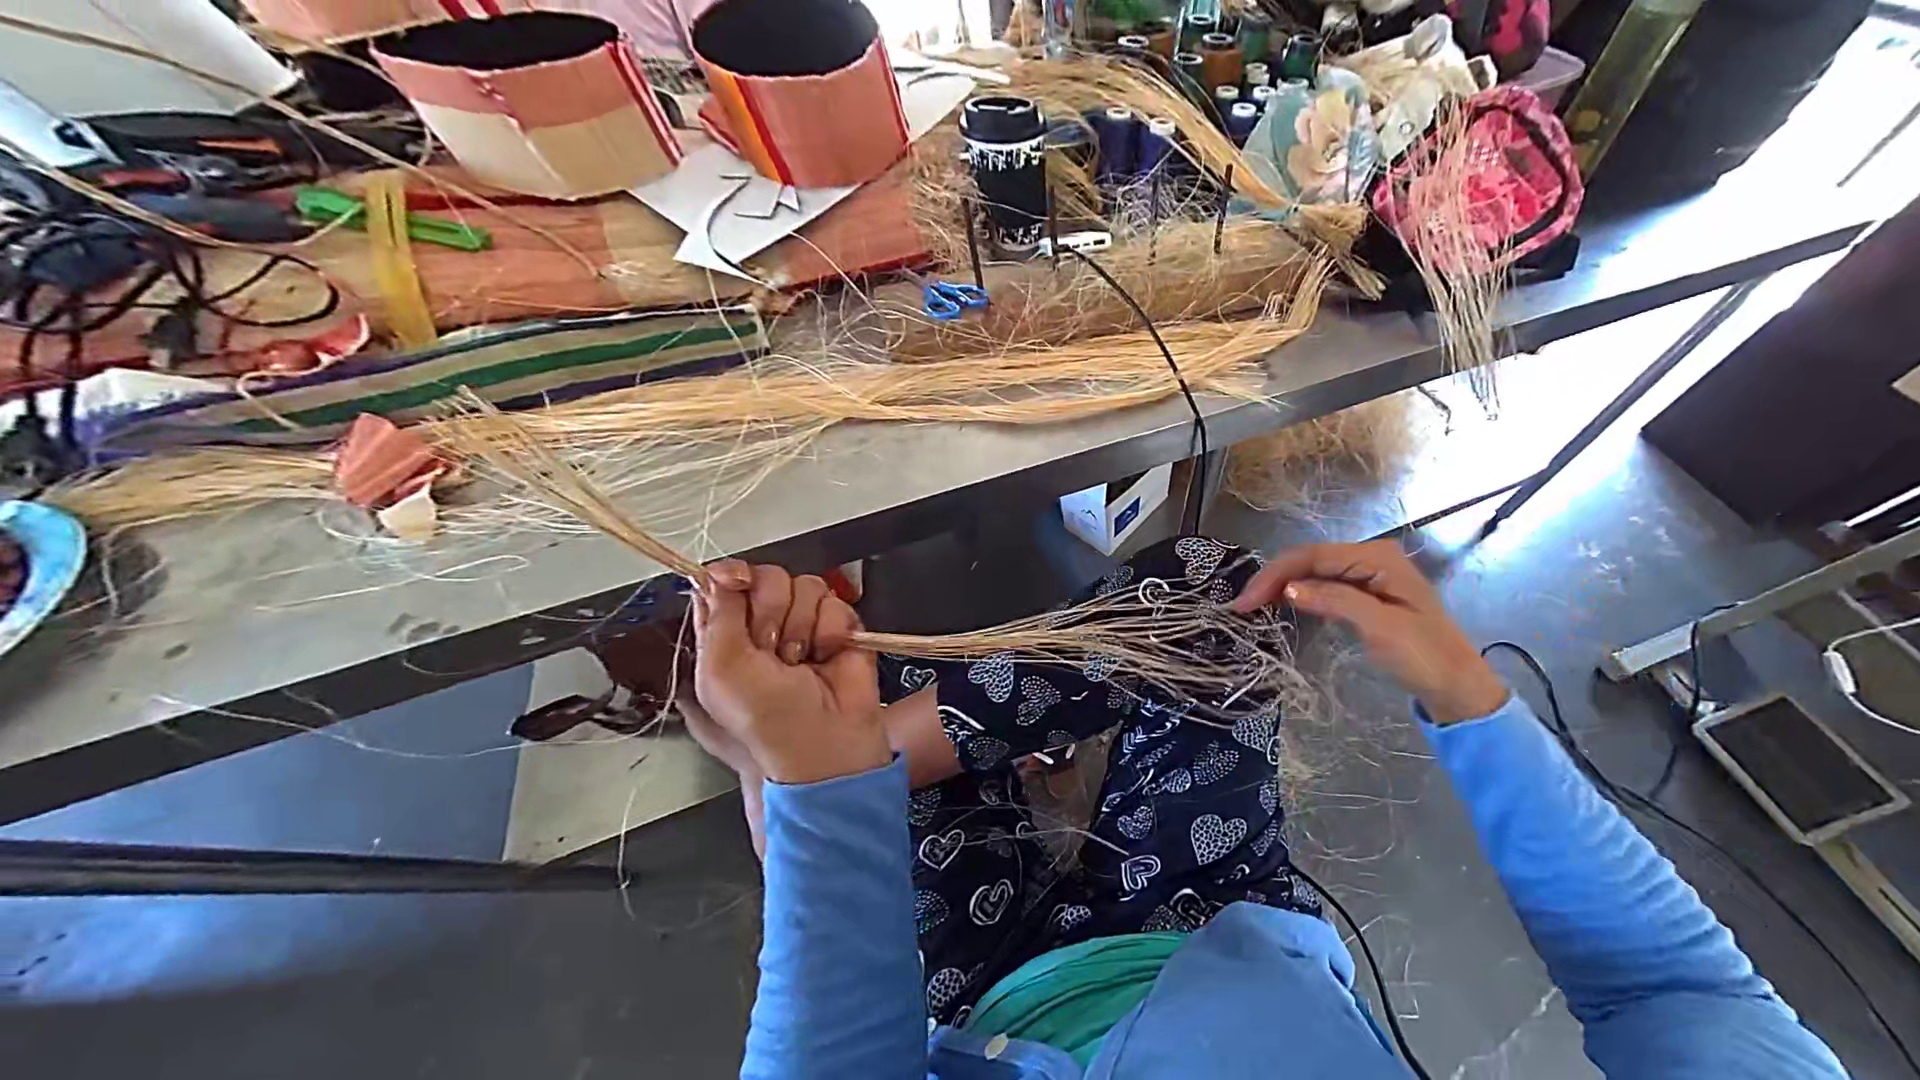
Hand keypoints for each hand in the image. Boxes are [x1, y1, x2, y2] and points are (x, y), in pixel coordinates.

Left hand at [692, 560, 888, 782]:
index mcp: (727, 633)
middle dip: (770, 610)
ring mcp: (804, 624)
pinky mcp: (838, 627)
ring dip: (802, 626)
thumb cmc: (766, 717)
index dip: (731, 575)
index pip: (724, 582)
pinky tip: (827, 655)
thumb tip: (718, 571)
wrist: (825, 741)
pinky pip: (835, 602)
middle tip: (771, 648)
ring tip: (801, 659)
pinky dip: (831, 630)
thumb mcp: (721, 669)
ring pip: (805, 586)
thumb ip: (718, 614)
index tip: (739, 582)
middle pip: (767, 577)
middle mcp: (764, 624)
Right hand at [1231, 541, 1506, 724]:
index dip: (1274, 575)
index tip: (1245, 601)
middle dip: (1272, 579)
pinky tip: (1279, 605)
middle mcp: (1370, 557)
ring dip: (1280, 586)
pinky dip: (1296, 594)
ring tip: (1253, 606)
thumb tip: (1288, 587)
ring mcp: (1367, 574)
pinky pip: (1320, 585)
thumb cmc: (1424, 655)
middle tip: (1242, 606)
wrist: (1457, 686)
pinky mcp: (1363, 592)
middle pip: (1308, 560)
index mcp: (1377, 557)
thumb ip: (1335, 600)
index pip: (1312, 556)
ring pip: (1310, 571)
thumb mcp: (1380, 627)